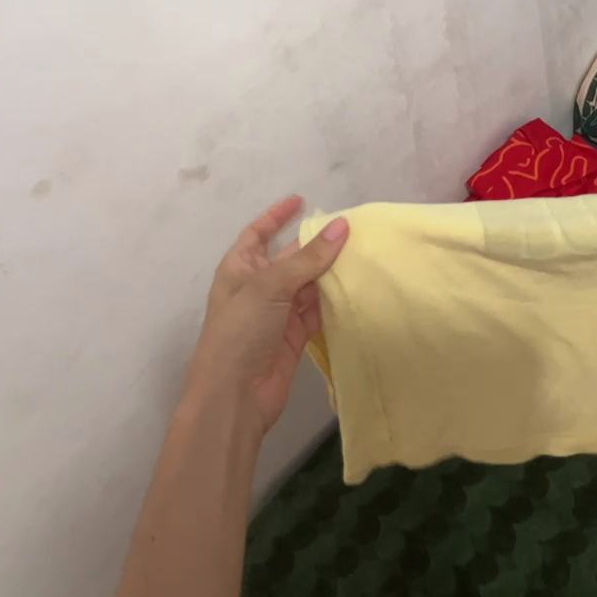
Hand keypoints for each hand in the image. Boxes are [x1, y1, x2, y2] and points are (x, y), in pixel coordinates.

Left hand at [188, 196, 348, 431]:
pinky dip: (334, 300)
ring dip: (330, 272)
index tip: (301, 200)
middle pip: (291, 257)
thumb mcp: (271, 286)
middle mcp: (259, 286)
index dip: (277, 215)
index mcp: (240, 268)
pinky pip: (317, 310)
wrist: (234, 396)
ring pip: (308, 283)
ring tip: (362, 254)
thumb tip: (343, 226)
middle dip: (317, 244)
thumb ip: (309, 258)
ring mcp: (277, 312)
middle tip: (352, 230)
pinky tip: (355, 288)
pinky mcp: (294, 335)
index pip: (259, 232)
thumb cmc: (241, 331)